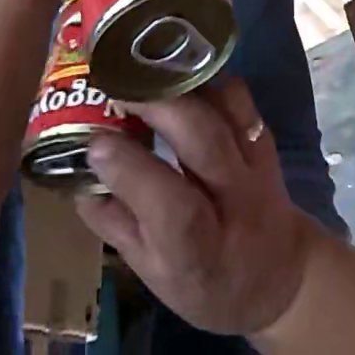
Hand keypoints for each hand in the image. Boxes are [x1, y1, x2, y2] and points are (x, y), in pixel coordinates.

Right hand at [76, 78, 318, 336]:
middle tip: (115, 85)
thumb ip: (116, 226)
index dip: (132, 169)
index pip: (172, 205)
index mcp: (202, 250)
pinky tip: (180, 81)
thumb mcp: (154, 275)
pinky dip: (207, 82)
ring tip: (144, 73)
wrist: (278, 272)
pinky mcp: (264, 136)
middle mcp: (237, 199)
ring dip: (183, 84)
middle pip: (204, 138)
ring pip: (226, 106)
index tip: (95, 142)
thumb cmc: (207, 282)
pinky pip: (238, 96)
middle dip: (156, 104)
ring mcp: (257, 161)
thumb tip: (75, 180)